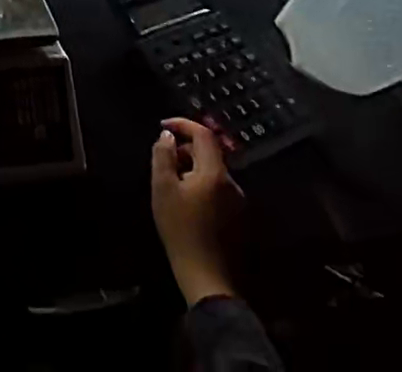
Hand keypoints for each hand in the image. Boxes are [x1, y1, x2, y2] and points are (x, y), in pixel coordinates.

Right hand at [150, 117, 245, 305]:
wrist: (207, 276)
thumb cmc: (180, 228)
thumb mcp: (162, 188)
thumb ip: (163, 156)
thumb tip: (167, 136)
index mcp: (216, 174)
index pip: (204, 135)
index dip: (183, 124)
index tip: (163, 126)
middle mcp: (232, 184)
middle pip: (209, 153)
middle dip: (185, 149)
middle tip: (163, 159)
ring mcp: (238, 202)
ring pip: (213, 172)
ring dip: (192, 168)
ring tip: (171, 182)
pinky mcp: (238, 217)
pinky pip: (218, 188)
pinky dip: (201, 184)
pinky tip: (186, 201)